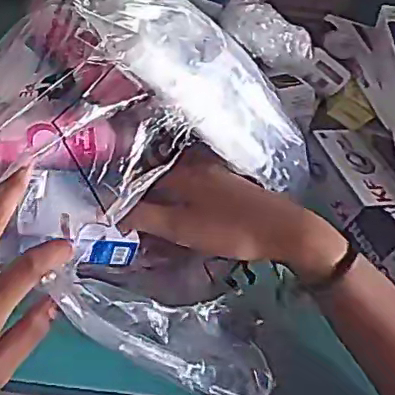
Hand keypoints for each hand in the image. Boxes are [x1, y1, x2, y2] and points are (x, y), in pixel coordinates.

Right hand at [124, 148, 346, 280]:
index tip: (110, 213)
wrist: (284, 230)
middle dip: (140, 198)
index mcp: (179, 171)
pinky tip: (180, 218)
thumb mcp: (181, 228)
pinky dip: (178, 202)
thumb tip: (110, 211)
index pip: (138, 177)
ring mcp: (212, 172)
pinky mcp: (226, 184)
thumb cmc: (229, 230)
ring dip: (160, 201)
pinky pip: (190, 189)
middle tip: (128, 223)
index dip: (123, 195)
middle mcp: (193, 164)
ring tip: (151, 225)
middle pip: (156, 178)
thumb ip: (144, 218)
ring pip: (174, 184)